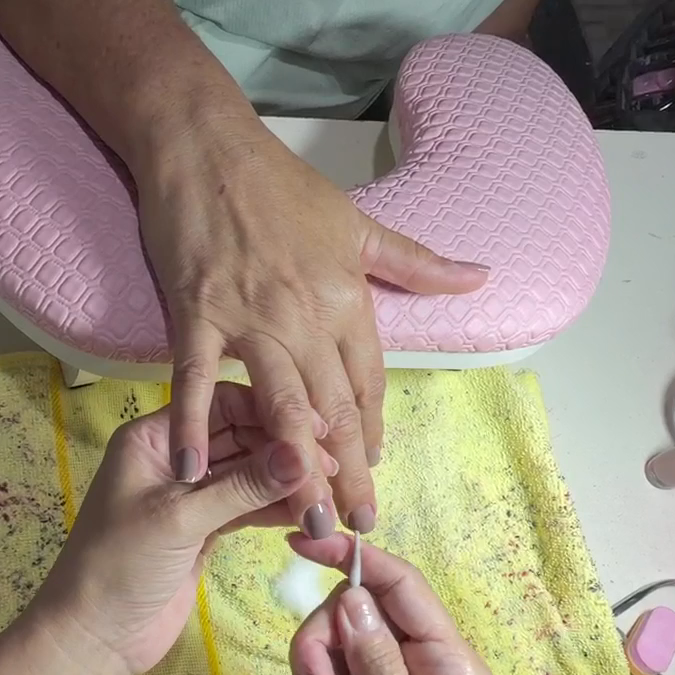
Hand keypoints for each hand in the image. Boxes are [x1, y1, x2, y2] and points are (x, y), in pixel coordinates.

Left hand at [31, 383, 328, 674]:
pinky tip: (307, 512)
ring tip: (329, 490)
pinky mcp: (203, 528)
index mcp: (153, 438)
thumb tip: (304, 455)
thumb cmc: (119, 564)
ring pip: (246, 475)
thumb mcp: (180, 518)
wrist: (95, 636)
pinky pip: (245, 507)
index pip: (219, 405)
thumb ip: (243, 486)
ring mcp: (190, 495)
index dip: (267, 412)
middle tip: (332, 462)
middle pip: (239, 438)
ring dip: (284, 482)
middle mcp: (173, 457)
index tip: (315, 426)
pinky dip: (274, 509)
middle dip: (282, 449)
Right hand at [136, 120, 488, 539]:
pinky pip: (198, 379)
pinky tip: (193, 473)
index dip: (372, 433)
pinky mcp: (198, 316)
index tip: (373, 475)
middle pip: (333, 409)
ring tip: (305, 519)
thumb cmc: (281, 186)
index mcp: (347, 298)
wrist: (207, 146)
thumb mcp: (358, 223)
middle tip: (355, 527)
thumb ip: (418, 262)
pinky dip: (194, 426)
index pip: (369, 383)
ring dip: (294, 466)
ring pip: (280, 405)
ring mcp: (250, 319)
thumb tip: (480, 277)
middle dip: (348, 472)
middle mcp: (306, 317)